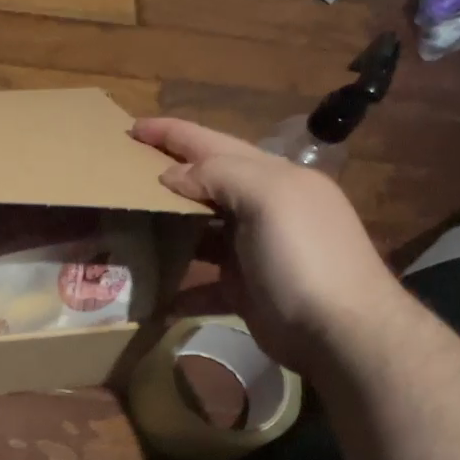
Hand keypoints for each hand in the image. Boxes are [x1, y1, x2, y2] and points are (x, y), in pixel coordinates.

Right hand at [132, 118, 401, 368]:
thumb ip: (220, 176)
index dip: (173, 133)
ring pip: (200, 234)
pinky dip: (178, 289)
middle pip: (205, 185)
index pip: (213, 144)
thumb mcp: (268, 199)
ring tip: (125, 233)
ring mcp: (253, 252)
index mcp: (272, 177)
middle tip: (120, 179)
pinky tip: (153, 298)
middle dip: (165, 178)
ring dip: (166, 233)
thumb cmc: (304, 257)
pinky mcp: (245, 291)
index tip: (130, 128)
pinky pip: (203, 285)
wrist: (339, 331)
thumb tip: (171, 175)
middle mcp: (262, 209)